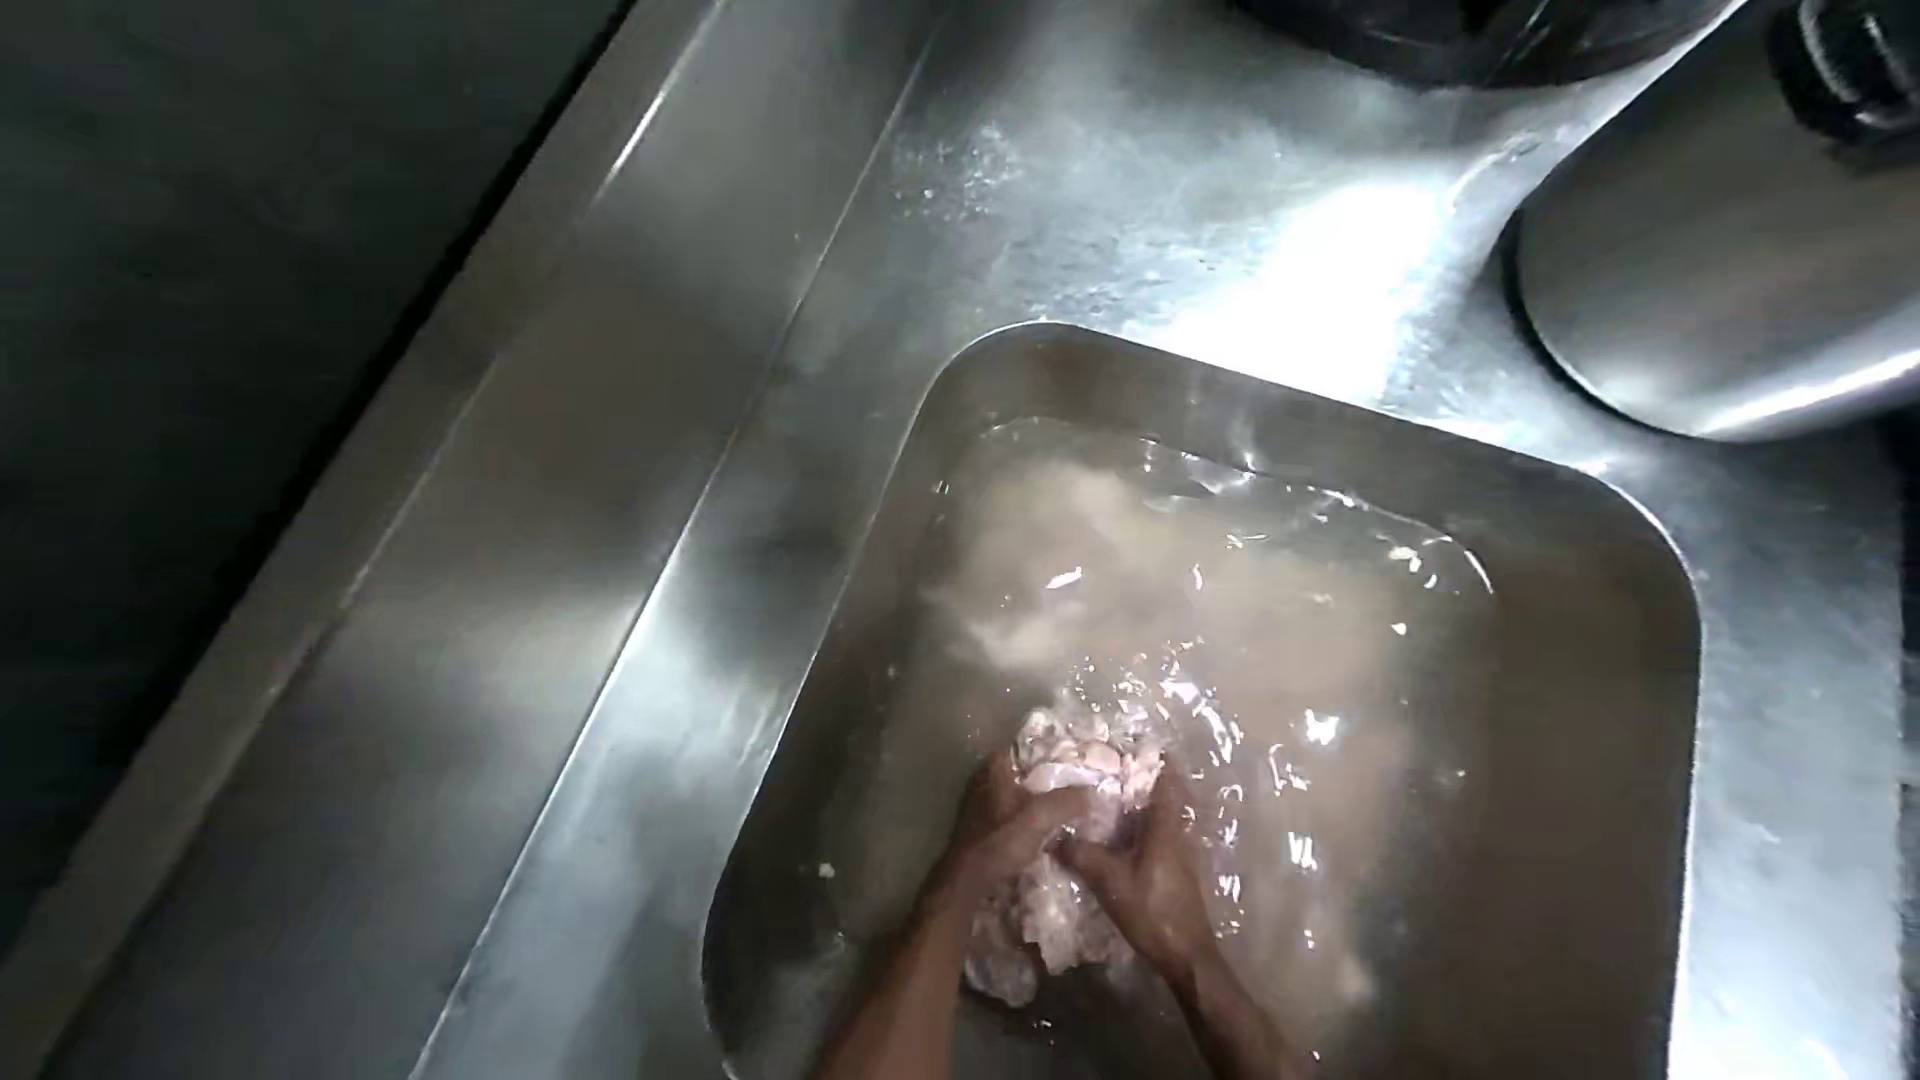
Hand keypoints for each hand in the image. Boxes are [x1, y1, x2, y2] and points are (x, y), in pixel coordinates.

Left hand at [932, 749, 1091, 905]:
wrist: (969, 879)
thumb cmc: (1001, 841)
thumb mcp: (1039, 818)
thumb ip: (1065, 802)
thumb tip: (1090, 791)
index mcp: (994, 770)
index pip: (1020, 748)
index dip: (1042, 754)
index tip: (1066, 762)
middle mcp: (984, 780)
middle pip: (1018, 772)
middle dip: (1041, 779)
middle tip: (1068, 787)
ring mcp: (979, 803)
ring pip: (1013, 794)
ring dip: (1032, 801)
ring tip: (1060, 809)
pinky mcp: (981, 826)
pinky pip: (1008, 813)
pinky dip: (1022, 817)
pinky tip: (1040, 830)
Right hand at [1060, 766, 1215, 977]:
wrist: (1187, 957)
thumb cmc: (1152, 911)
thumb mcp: (1110, 881)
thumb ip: (1081, 855)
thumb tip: (1054, 834)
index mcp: (1166, 827)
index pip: (1167, 781)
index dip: (1155, 759)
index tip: (1132, 743)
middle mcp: (1179, 833)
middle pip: (1167, 794)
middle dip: (1145, 777)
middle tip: (1115, 765)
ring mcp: (1182, 852)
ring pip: (1165, 814)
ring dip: (1145, 801)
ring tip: (1113, 793)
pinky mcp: (1179, 870)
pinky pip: (1163, 833)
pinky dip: (1146, 823)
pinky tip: (1122, 832)